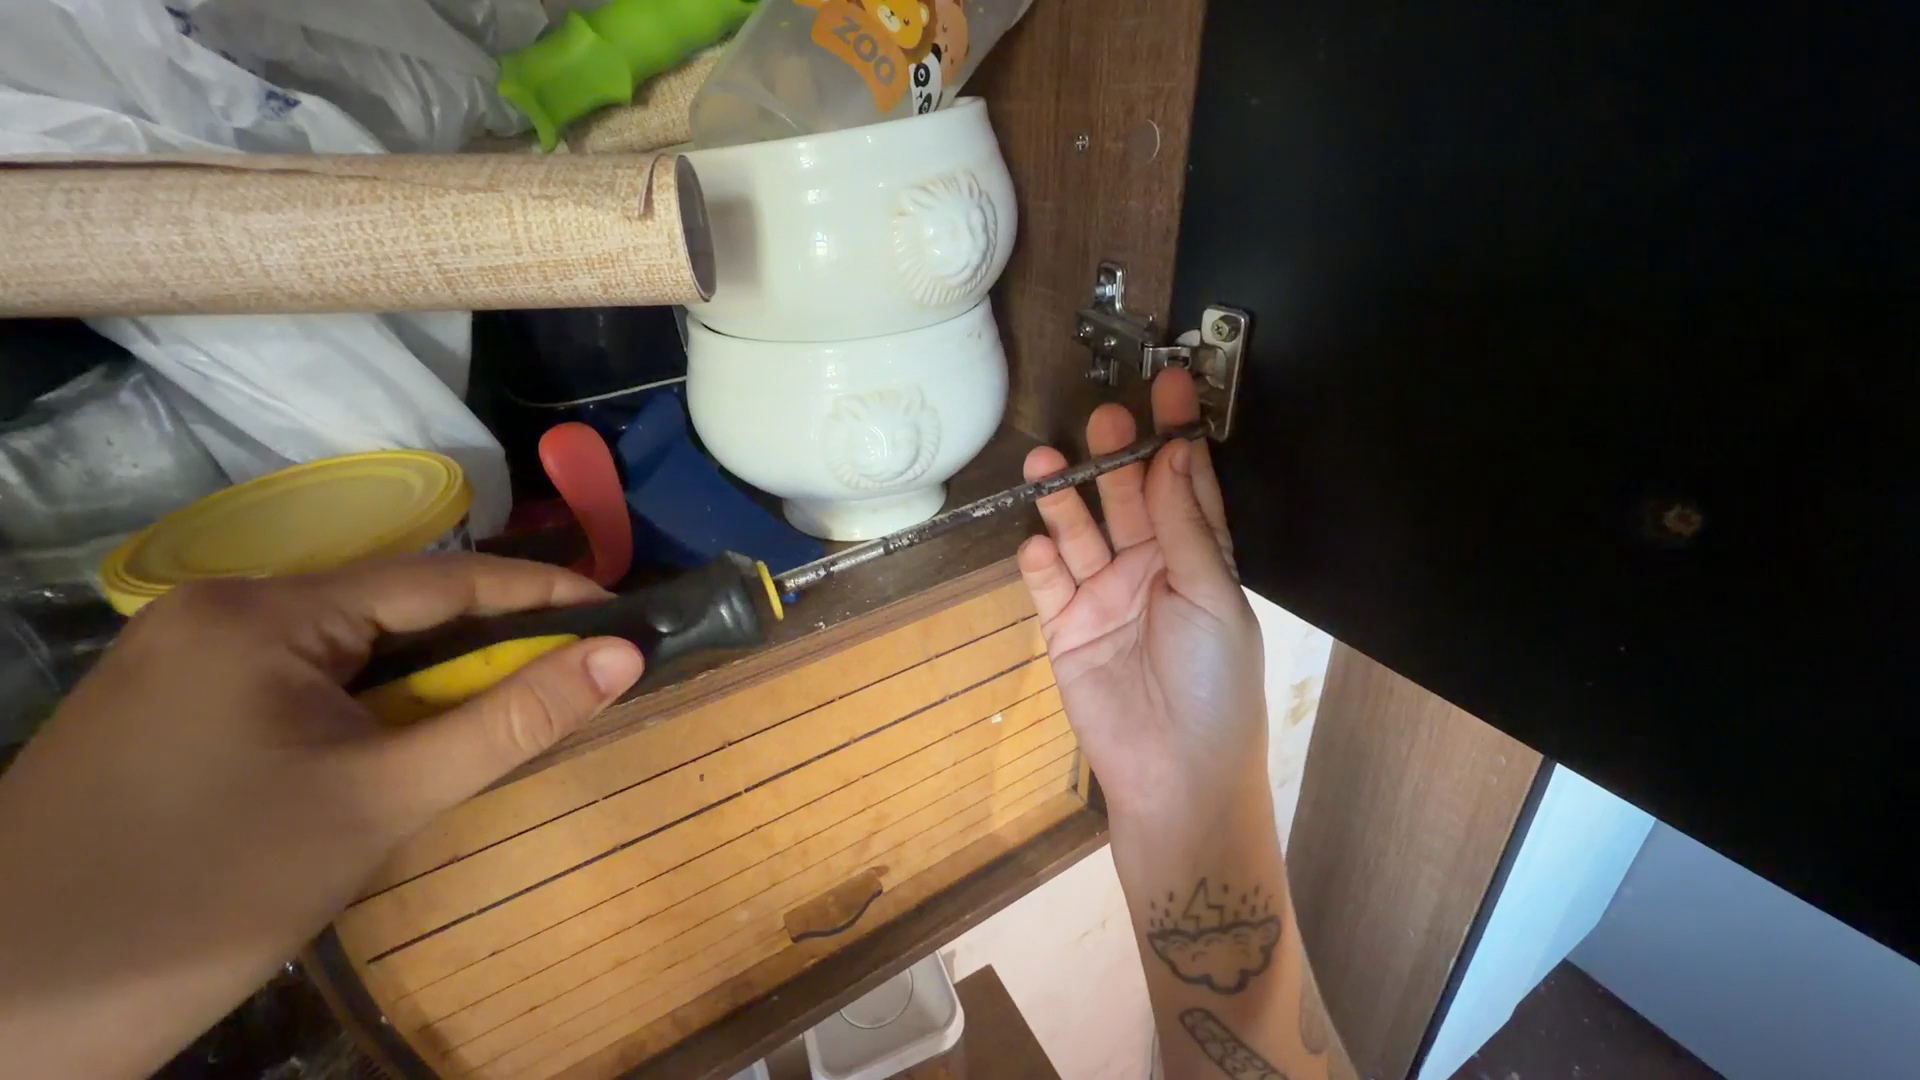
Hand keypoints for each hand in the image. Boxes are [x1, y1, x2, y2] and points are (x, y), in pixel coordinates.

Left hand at [0, 555, 644, 1079]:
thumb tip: (624, 655)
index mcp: (267, 612)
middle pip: (400, 607)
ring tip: (517, 700)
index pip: (444, 578)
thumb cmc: (205, 895)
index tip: (624, 615)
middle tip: (581, 665)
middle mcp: (227, 611)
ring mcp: (195, 657)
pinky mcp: (184, 706)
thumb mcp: (383, 802)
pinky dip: (387, 699)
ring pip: (361, 645)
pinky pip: (319, 678)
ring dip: (443, 672)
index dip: (546, 592)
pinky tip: (419, 732)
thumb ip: (515, 719)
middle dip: (496, 637)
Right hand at [1018, 369, 1267, 823]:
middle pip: (1126, 499)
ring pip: (1078, 534)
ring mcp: (1103, 597)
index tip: (1173, 385)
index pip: (1185, 485)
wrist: (1175, 773)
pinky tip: (1036, 546)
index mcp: (1195, 560)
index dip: (1178, 436)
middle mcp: (1148, 569)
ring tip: (1045, 463)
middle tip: (1103, 418)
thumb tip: (1174, 455)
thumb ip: (1186, 529)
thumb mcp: (1213, 598)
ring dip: (1063, 500)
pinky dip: (1039, 563)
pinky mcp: (1066, 628)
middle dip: (1114, 457)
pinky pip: (1047, 585)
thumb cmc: (1214, 684)